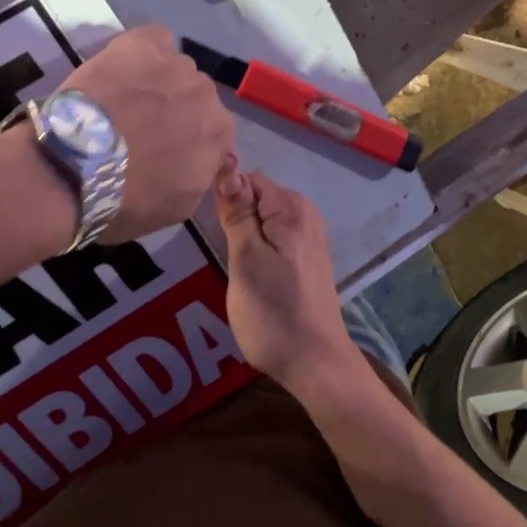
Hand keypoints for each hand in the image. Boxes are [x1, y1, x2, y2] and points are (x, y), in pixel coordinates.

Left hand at [62, 25, 235, 242]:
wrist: (67, 171)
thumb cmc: (123, 201)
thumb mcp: (178, 206)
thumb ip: (202, 176)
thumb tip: (201, 160)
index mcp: (219, 133)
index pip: (216, 133)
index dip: (191, 142)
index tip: (166, 152)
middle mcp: (206, 93)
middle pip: (196, 98)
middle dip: (177, 111)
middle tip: (142, 128)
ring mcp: (175, 64)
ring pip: (175, 71)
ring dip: (159, 83)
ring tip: (124, 99)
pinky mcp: (142, 44)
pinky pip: (156, 40)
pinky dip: (147, 52)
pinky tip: (126, 68)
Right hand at [214, 169, 359, 396]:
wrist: (314, 362)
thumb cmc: (274, 312)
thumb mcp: (246, 260)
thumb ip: (237, 212)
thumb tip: (227, 164)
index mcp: (291, 207)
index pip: (247, 179)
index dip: (225, 198)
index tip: (212, 229)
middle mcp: (305, 213)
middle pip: (256, 198)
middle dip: (234, 218)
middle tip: (221, 253)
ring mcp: (308, 236)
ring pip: (263, 220)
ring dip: (244, 237)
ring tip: (234, 267)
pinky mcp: (307, 258)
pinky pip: (275, 238)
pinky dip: (259, 251)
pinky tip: (252, 276)